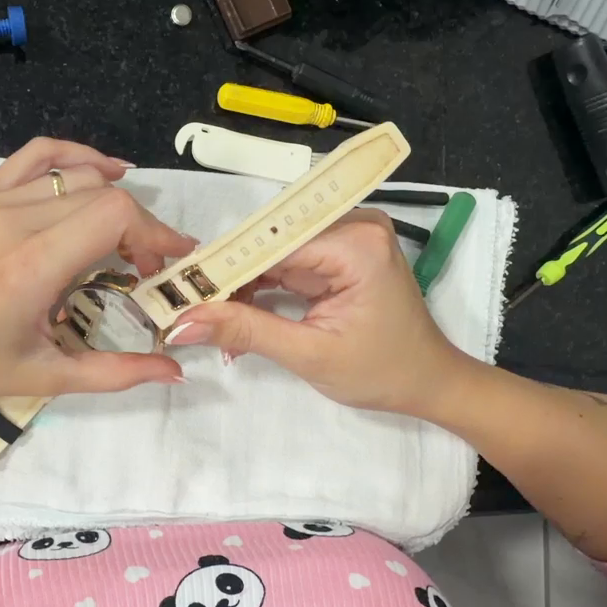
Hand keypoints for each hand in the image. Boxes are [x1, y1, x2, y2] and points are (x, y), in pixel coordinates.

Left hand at [0, 138, 196, 398]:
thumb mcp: (43, 378)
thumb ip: (113, 373)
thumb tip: (175, 370)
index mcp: (31, 267)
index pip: (115, 216)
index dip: (156, 233)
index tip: (171, 261)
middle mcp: (14, 221)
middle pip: (104, 195)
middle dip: (140, 227)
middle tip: (146, 266)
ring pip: (77, 176)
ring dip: (114, 200)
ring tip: (126, 237)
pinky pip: (38, 155)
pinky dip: (77, 156)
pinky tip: (101, 172)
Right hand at [162, 209, 475, 416]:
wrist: (427, 381)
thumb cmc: (381, 372)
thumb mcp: (309, 355)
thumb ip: (246, 332)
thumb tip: (183, 323)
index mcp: (355, 242)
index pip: (270, 244)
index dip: (222, 268)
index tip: (178, 292)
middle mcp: (352, 225)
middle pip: (269, 242)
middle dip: (229, 278)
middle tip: (186, 308)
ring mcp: (347, 236)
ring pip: (272, 252)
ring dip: (240, 285)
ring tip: (206, 317)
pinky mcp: (340, 251)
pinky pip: (286, 261)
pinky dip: (260, 288)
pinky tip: (234, 314)